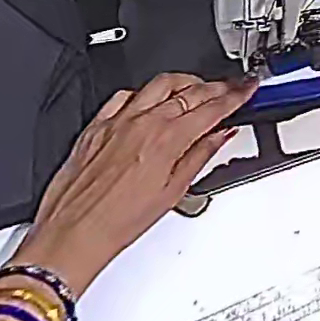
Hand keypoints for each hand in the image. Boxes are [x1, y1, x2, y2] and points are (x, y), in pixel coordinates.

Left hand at [9, 73, 256, 295]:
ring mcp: (119, 121)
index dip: (237, 94)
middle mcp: (144, 123)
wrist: (70, 238)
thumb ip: (201, 155)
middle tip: (232, 87)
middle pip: (193, 90)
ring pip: (161, 83)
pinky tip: (151, 99)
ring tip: (197, 88)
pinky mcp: (97, 126)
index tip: (249, 87)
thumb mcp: (173, 192)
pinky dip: (145, 92)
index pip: (214, 106)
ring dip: (186, 82)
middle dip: (219, 86)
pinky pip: (125, 95)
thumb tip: (222, 135)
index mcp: (168, 139)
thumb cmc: (117, 223)